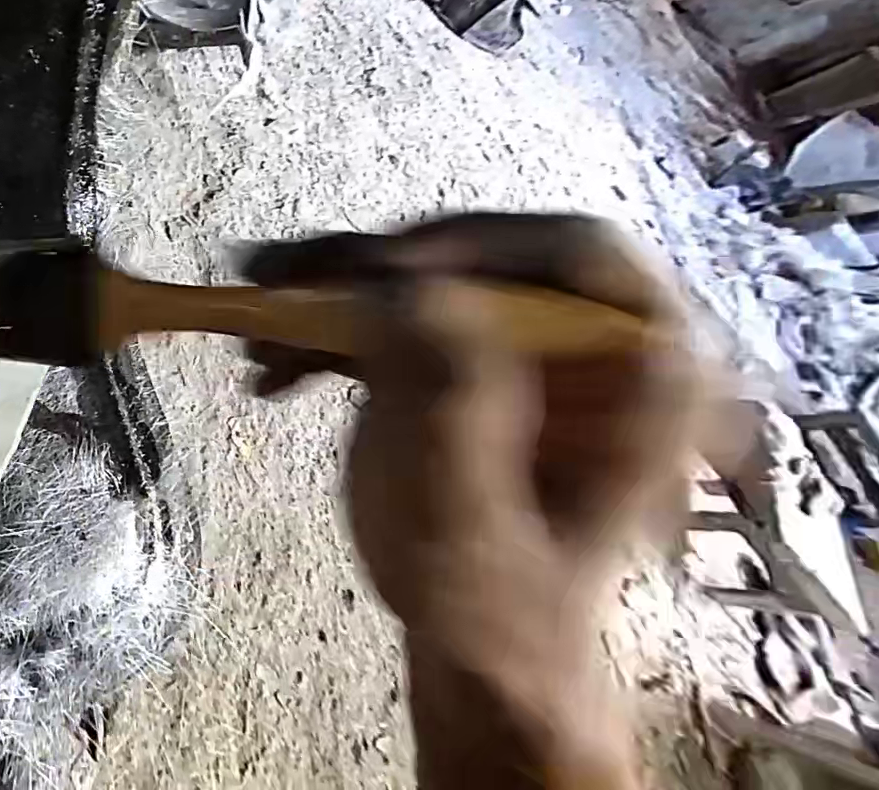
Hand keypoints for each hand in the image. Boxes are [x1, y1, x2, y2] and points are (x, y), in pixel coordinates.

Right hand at [245, 214, 715, 789]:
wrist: (469, 634)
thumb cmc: (491, 599)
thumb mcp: (470, 518)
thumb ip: (453, 406)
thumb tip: (409, 289)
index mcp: (627, 373)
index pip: (573, 254)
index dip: (476, 243)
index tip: (379, 272)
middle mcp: (563, 339)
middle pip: (460, 255)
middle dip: (359, 268)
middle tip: (275, 282)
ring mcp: (492, 342)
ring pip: (400, 278)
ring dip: (317, 293)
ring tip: (251, 328)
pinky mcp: (433, 353)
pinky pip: (368, 316)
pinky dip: (311, 332)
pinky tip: (268, 371)